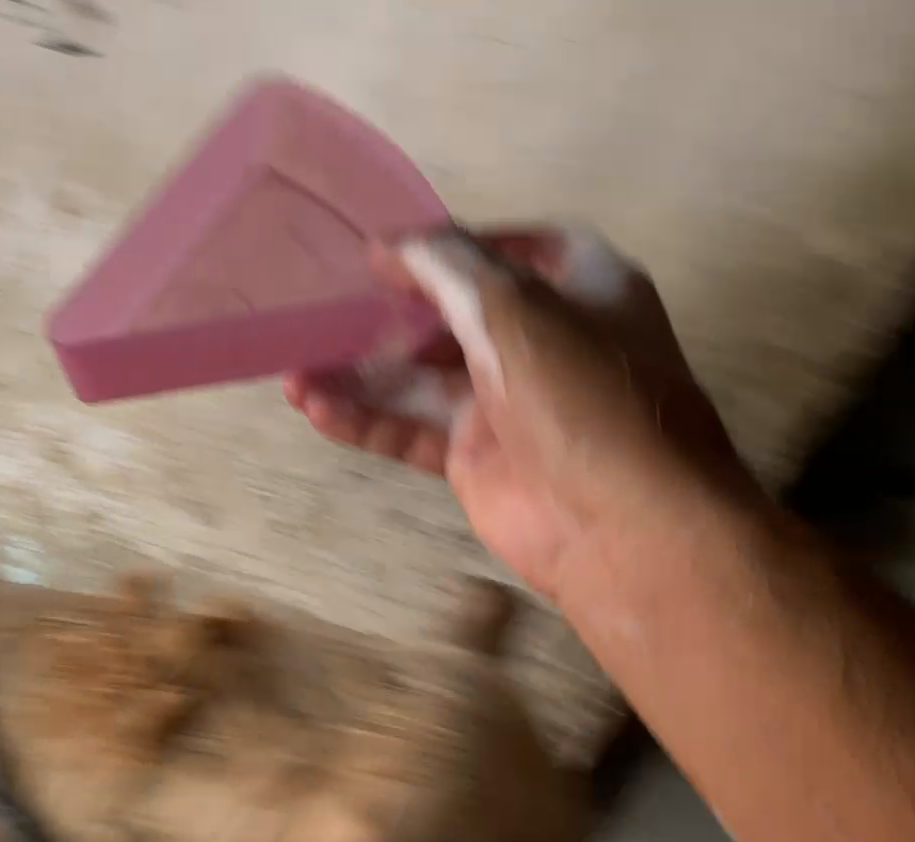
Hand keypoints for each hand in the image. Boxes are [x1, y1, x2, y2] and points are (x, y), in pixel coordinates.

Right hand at [285, 226, 756, 601]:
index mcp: (579, 290)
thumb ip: (445, 266)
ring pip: (419, 380)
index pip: (510, 252)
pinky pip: (411, 429)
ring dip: (359, 377)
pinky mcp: (473, 456)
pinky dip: (367, 421)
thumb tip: (384, 244)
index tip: (387, 254)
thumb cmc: (580, 396)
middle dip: (387, 318)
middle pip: (450, 318)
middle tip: (327, 316)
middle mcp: (541, 342)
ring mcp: (504, 404)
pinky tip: (318, 411)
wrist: (618, 524)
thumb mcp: (514, 309)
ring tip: (296, 376)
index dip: (451, 248)